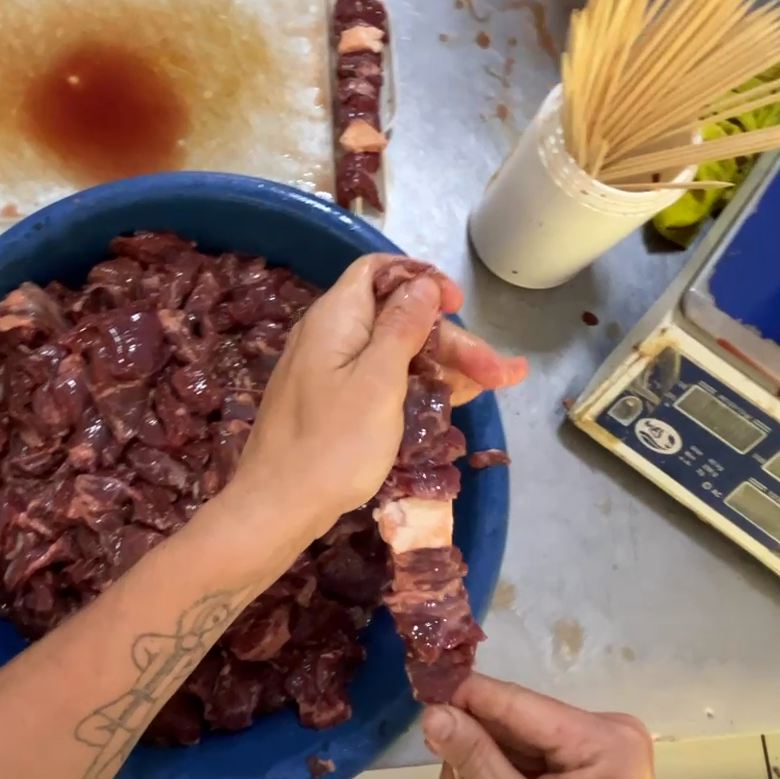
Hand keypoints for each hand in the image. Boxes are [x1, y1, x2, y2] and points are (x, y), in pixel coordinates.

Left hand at [232, 255, 524, 535]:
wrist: (278, 507)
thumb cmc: (332, 444)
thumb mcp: (377, 381)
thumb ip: (401, 327)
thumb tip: (423, 283)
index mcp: (335, 319)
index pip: (377, 271)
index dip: (420, 280)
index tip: (457, 306)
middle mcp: (330, 337)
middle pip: (398, 318)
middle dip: (452, 340)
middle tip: (500, 372)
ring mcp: (331, 373)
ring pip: (396, 354)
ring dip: (446, 365)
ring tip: (500, 381)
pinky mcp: (335, 404)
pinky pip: (382, 381)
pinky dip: (419, 386)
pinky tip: (458, 397)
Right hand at [422, 675, 658, 778]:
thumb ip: (474, 757)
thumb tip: (430, 712)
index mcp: (603, 738)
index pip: (515, 700)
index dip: (462, 695)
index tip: (420, 701)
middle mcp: (608, 729)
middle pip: (516, 717)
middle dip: (471, 739)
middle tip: (435, 764)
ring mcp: (603, 747)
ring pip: (519, 733)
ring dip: (481, 756)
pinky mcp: (594, 764)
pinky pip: (534, 751)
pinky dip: (502, 768)